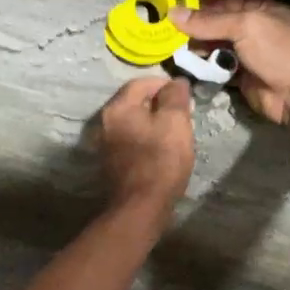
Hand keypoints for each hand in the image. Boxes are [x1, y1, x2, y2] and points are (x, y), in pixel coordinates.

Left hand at [97, 76, 194, 214]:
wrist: (141, 206)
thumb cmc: (160, 161)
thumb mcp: (175, 122)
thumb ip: (175, 96)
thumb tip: (175, 82)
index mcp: (117, 108)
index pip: (140, 83)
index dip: (165, 84)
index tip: (184, 95)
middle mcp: (104, 123)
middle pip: (134, 102)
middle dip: (159, 104)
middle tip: (182, 114)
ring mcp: (105, 144)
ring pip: (133, 122)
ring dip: (153, 122)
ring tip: (175, 132)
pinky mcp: (111, 162)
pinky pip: (130, 140)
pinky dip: (146, 138)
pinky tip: (161, 149)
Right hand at [172, 0, 289, 126]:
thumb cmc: (280, 50)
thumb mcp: (246, 26)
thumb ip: (209, 21)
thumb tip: (173, 12)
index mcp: (261, 7)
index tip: (172, 0)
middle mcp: (254, 27)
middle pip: (217, 22)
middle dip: (193, 24)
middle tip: (163, 25)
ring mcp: (248, 53)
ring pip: (215, 45)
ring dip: (195, 45)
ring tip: (169, 44)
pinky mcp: (241, 76)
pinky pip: (216, 67)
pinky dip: (202, 65)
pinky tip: (184, 63)